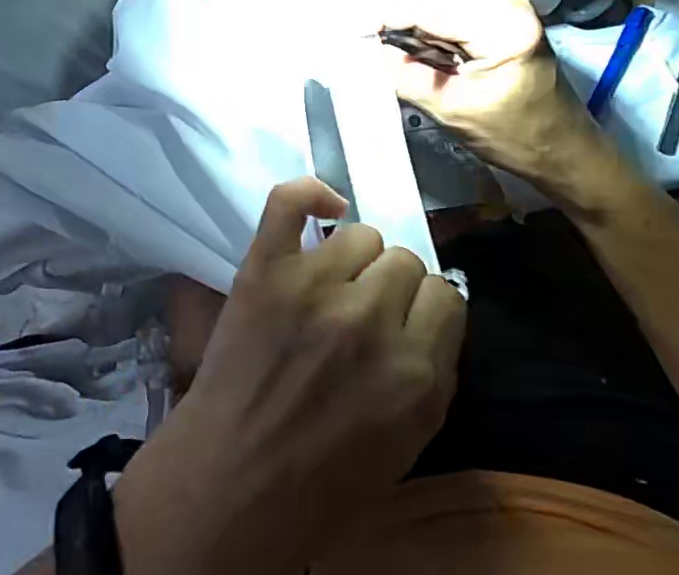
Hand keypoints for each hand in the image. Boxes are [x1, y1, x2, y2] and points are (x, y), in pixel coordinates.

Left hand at [114, 179, 466, 574]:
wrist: (231, 484)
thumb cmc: (324, 481)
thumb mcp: (411, 441)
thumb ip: (436, 371)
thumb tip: (436, 313)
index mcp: (415, 370)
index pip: (447, 295)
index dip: (426, 309)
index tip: (406, 322)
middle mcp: (370, 319)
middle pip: (406, 260)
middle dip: (390, 290)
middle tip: (362, 316)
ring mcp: (314, 286)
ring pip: (361, 235)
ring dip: (352, 262)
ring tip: (328, 290)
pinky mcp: (265, 269)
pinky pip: (291, 200)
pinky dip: (310, 193)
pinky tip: (322, 209)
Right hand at [380, 0, 604, 183]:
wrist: (561, 148)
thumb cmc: (517, 137)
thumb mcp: (452, 111)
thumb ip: (403, 76)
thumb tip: (364, 50)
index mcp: (505, 28)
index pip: (432, 5)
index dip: (387, 14)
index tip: (356, 26)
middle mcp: (508, 3)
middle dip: (401, 0)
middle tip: (381, 34)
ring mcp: (506, 3)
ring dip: (414, 5)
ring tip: (404, 42)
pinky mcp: (500, 11)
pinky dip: (429, 13)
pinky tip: (423, 42)